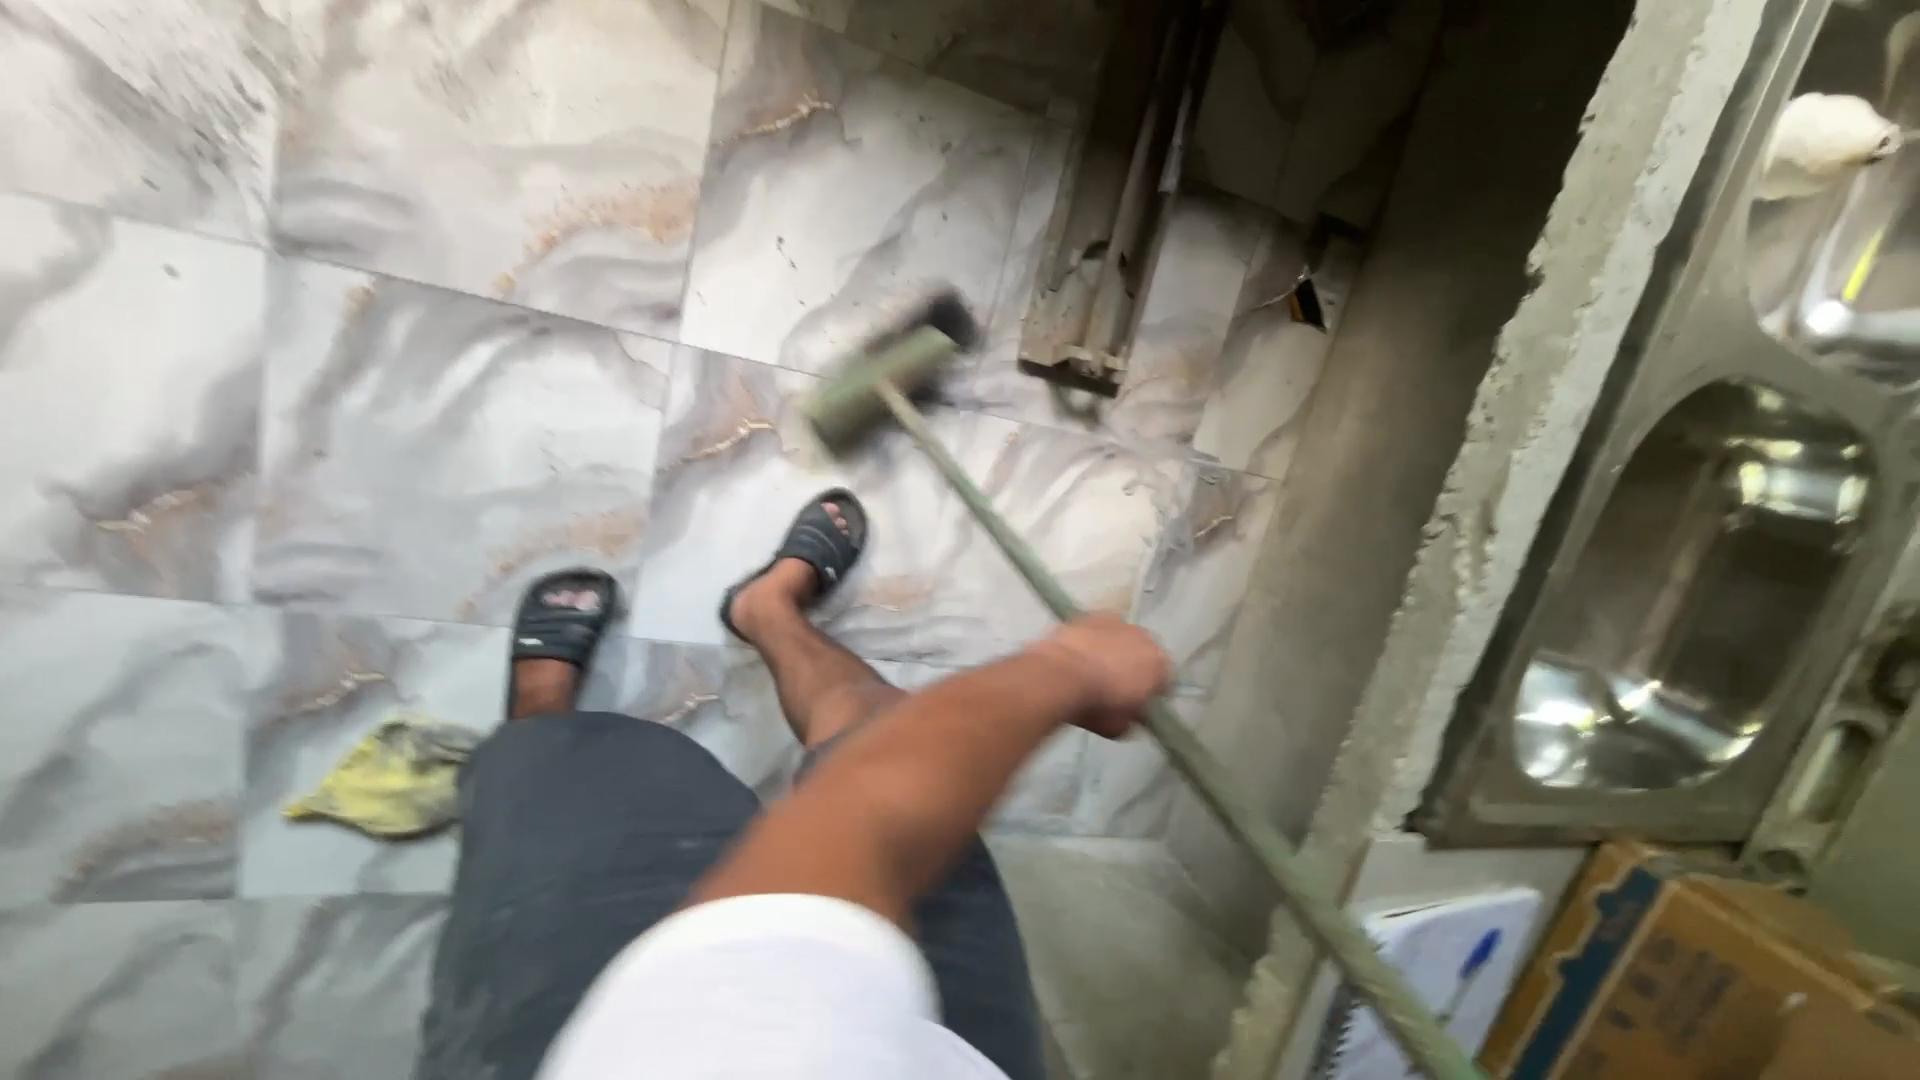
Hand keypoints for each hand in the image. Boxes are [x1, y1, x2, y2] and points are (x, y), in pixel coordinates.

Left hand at [1026, 615, 1171, 738]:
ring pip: (1121, 638)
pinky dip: (1092, 639)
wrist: (1059, 674)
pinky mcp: (1089, 615)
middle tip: (1115, 685)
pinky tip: (1078, 652)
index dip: (1151, 694)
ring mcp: (1116, 622)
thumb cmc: (1095, 704)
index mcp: (1160, 665)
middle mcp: (1144, 637)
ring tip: (1093, 667)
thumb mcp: (1119, 727)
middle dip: (1134, 667)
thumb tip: (1129, 714)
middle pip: (1144, 654)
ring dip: (1113, 650)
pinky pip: (1097, 629)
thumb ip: (1131, 718)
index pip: (1165, 681)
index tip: (1137, 704)